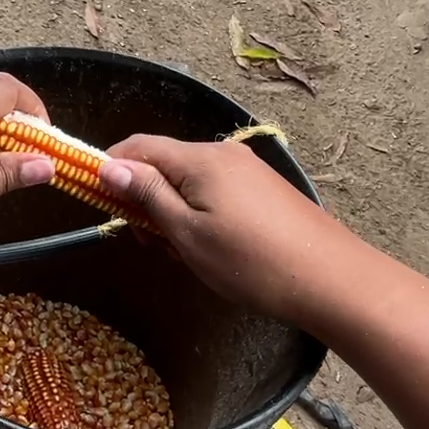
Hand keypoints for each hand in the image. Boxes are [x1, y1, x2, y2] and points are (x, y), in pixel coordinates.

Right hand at [99, 135, 367, 325]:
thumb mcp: (186, 232)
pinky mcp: (261, 190)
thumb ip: (146, 194)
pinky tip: (208, 248)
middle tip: (149, 242)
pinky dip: (195, 214)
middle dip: (143, 197)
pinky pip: (212, 192)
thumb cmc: (250, 261)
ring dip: (170, 211)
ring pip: (186, 182)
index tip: (95, 199)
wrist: (333, 282)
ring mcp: (246, 171)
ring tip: (183, 252)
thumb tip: (108, 166)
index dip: (109, 167)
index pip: (138, 146)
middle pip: (162, 164)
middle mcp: (223, 154)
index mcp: (200, 159)